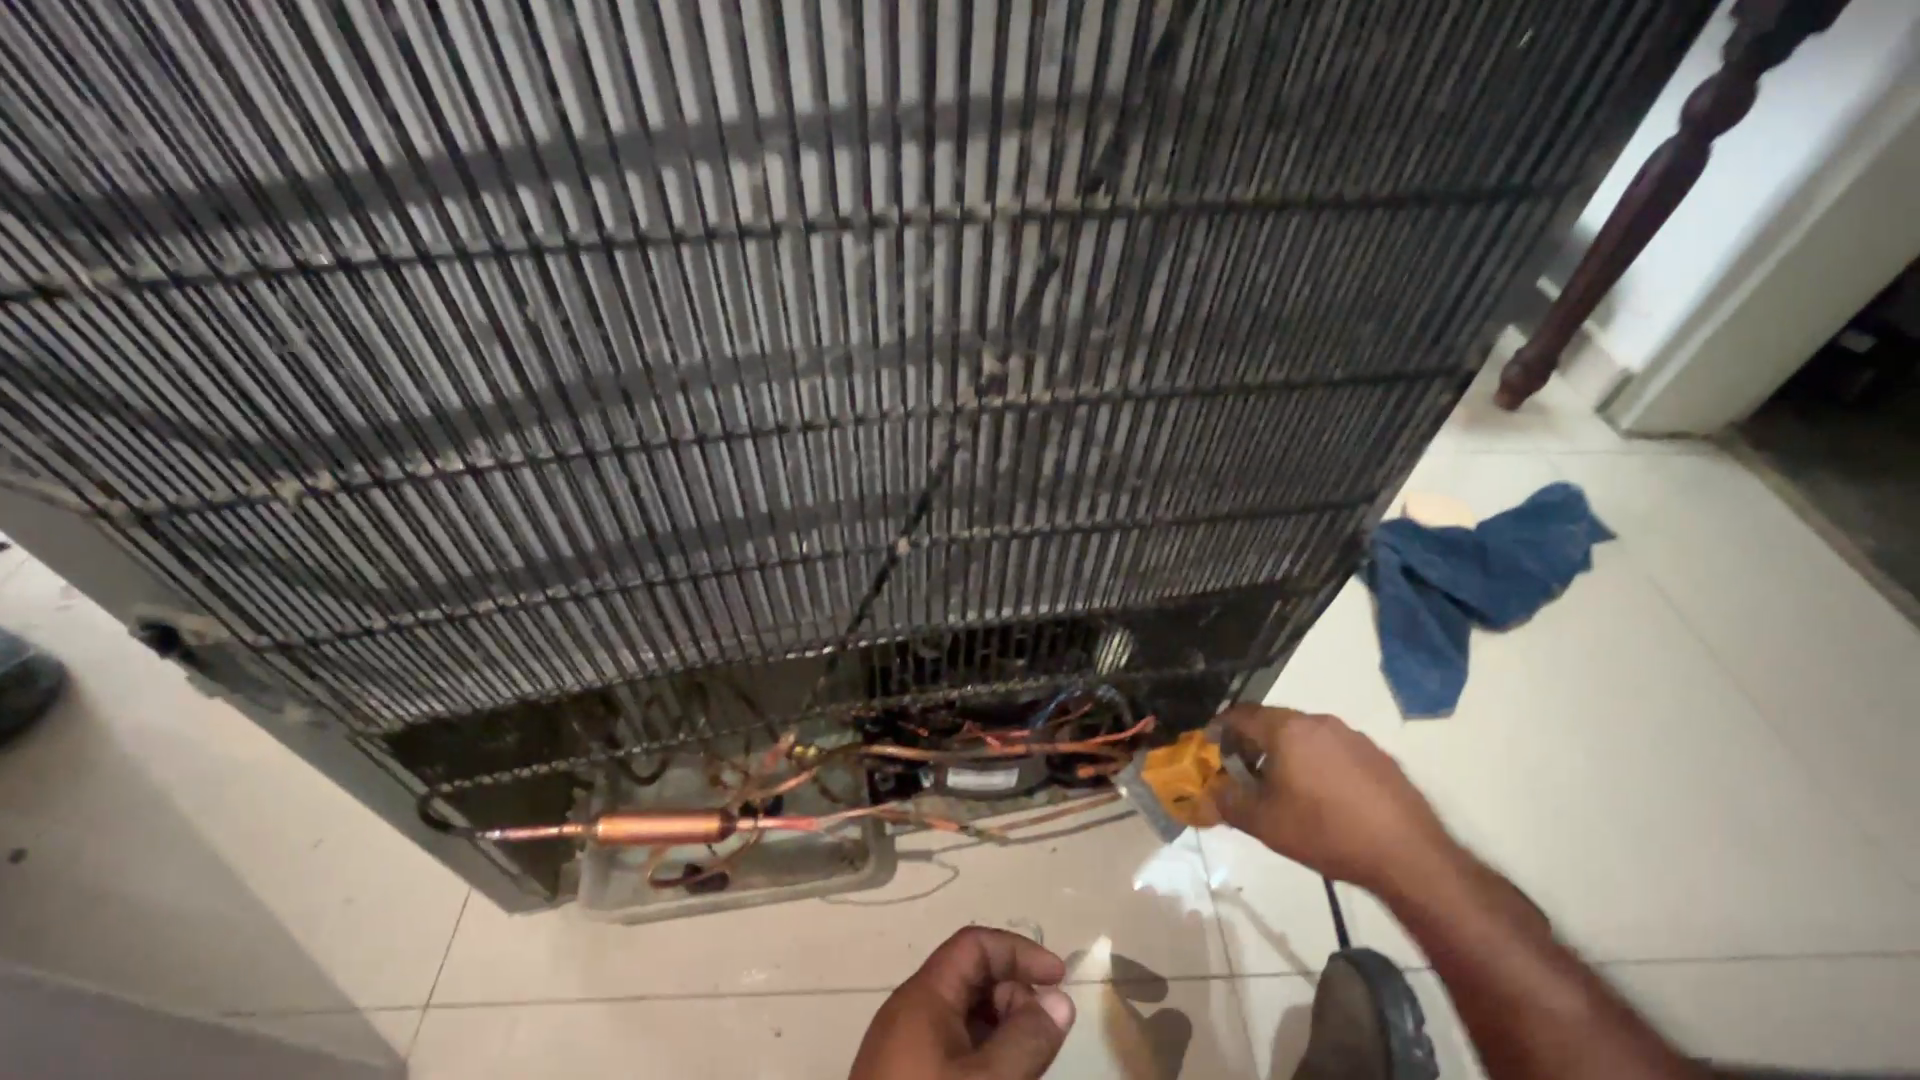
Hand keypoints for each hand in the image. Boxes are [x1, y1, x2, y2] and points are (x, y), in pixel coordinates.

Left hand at [850, 926, 1074, 1079]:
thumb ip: (1029, 1039)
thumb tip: (1058, 1001)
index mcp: (923, 998)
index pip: (975, 945)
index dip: (1019, 952)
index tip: (1060, 981)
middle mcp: (910, 1014)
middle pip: (971, 981)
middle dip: (1015, 1000)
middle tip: (1041, 1045)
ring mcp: (903, 1051)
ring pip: (964, 1020)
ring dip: (1001, 1036)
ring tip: (1023, 1073)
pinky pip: (951, 1052)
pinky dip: (982, 1061)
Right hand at [1209, 705, 1454, 895]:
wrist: (1407, 854)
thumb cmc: (1325, 832)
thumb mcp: (1264, 823)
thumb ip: (1228, 802)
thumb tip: (1211, 791)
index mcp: (1287, 730)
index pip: (1241, 715)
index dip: (1219, 729)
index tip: (1209, 748)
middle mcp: (1320, 722)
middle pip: (1273, 722)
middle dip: (1252, 743)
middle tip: (1242, 772)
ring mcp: (1353, 737)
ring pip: (1305, 736)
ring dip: (1285, 753)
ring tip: (1281, 788)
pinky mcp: (1378, 756)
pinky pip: (1333, 750)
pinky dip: (1316, 763)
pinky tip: (1322, 798)